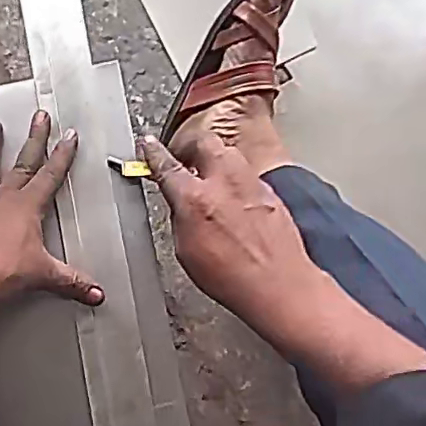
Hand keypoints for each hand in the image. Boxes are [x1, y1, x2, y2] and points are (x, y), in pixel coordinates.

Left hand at [0, 111, 103, 312]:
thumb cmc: (0, 271)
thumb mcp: (44, 275)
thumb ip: (71, 282)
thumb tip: (95, 294)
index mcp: (27, 208)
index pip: (50, 175)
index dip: (62, 155)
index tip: (69, 136)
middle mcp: (2, 201)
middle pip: (22, 163)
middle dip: (34, 139)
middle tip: (39, 117)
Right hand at [138, 132, 323, 323]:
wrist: (277, 283)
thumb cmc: (231, 275)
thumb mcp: (184, 249)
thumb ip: (180, 216)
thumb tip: (179, 202)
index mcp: (195, 198)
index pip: (167, 165)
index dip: (154, 153)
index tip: (148, 146)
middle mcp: (225, 183)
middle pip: (203, 142)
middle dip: (189, 146)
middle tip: (180, 155)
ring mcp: (251, 184)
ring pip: (228, 152)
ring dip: (213, 158)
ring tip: (206, 174)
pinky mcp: (269, 192)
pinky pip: (246, 173)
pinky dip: (234, 178)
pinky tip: (231, 196)